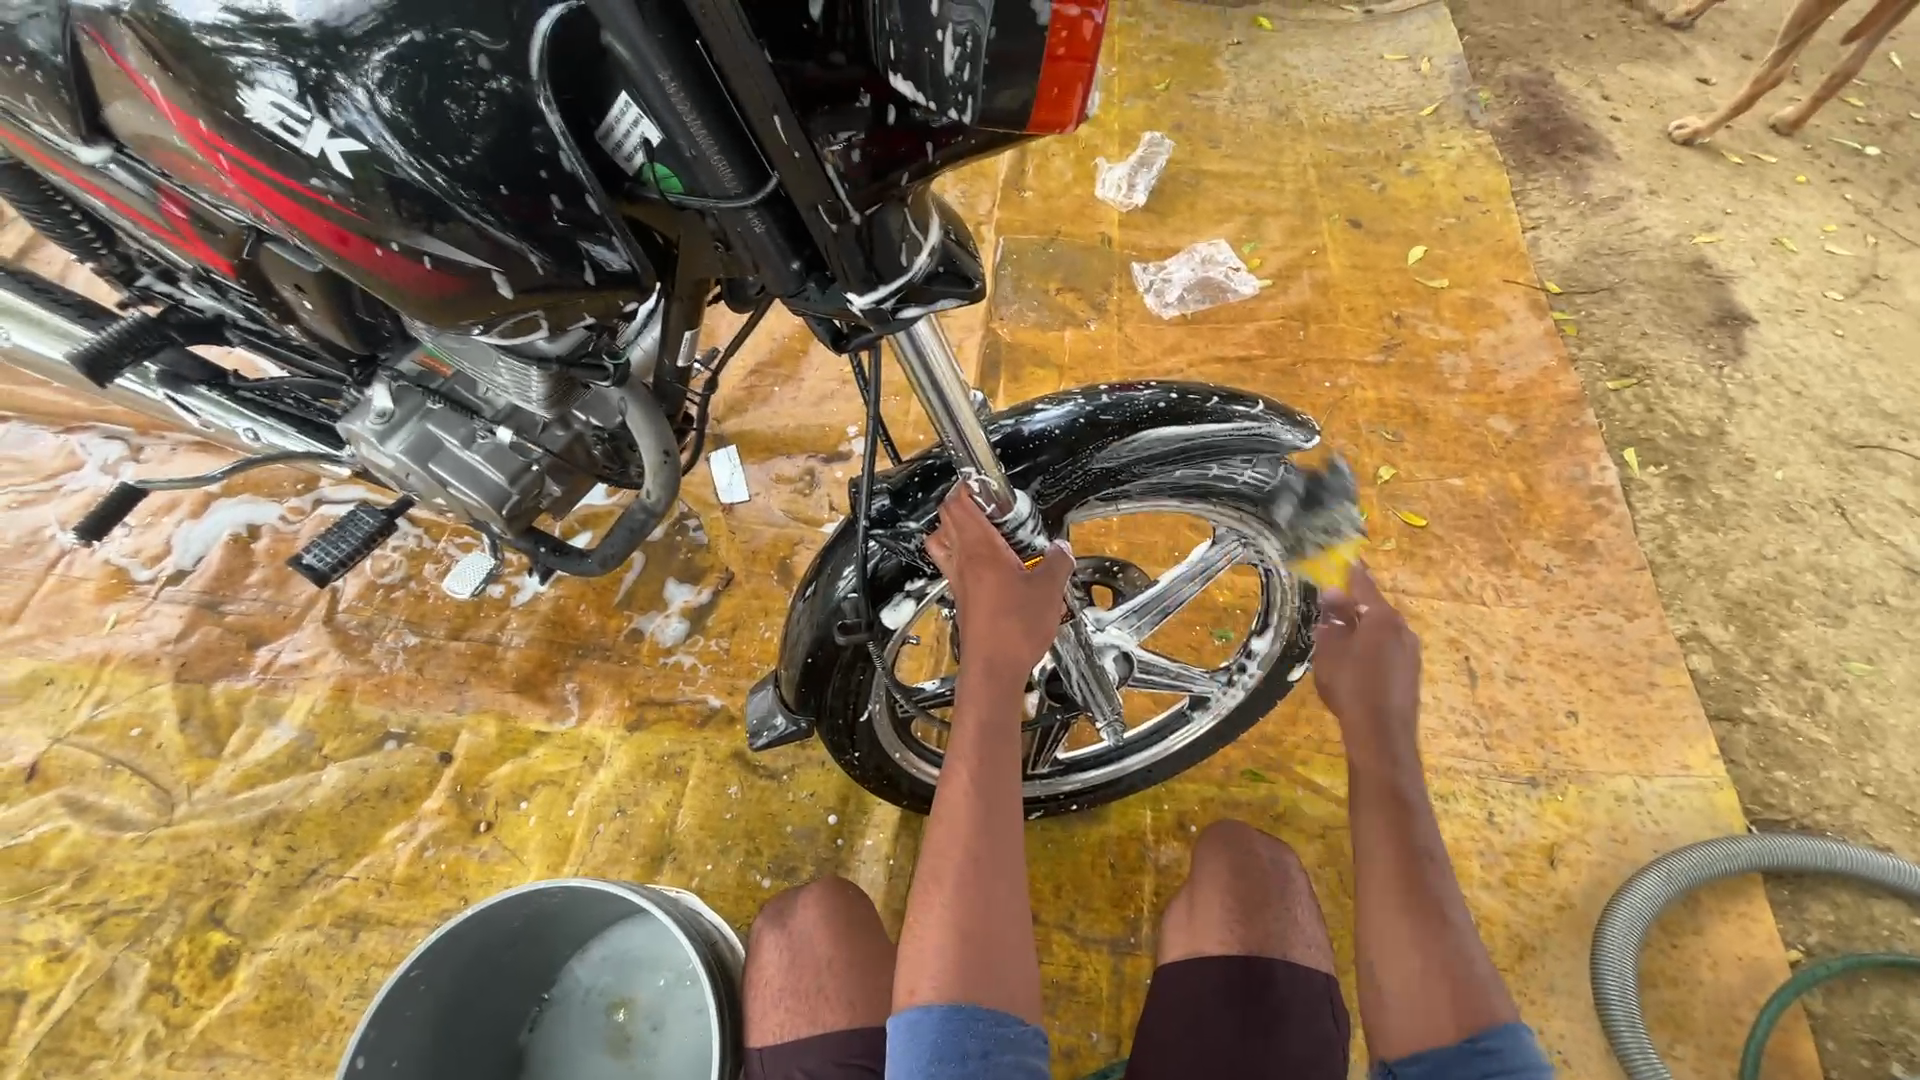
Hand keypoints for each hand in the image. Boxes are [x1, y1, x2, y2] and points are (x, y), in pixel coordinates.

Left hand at [924, 486, 1074, 688]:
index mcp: (979, 549)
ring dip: (959, 530)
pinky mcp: (961, 599)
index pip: (958, 503)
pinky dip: (967, 557)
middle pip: (947, 519)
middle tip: (993, 506)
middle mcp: (962, 561)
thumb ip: (1057, 562)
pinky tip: (994, 567)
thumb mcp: (1049, 589)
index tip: (987, 483)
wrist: (993, 669)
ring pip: (944, 543)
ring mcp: (958, 581)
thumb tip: (1061, 549)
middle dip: (964, 504)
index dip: (967, 486)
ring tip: (989, 532)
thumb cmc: (1014, 629)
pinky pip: (955, 566)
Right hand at [1311, 565, 1421, 770]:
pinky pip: (1388, 647)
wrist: (1381, 734)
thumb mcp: (1331, 649)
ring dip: (1362, 627)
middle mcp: (1402, 629)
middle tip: (1331, 602)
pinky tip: (1356, 659)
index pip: (1364, 585)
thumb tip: (1332, 593)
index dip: (1352, 572)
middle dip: (1354, 604)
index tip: (1346, 558)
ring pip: (1382, 629)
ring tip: (1339, 633)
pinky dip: (1371, 645)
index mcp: (1381, 618)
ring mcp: (1410, 651)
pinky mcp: (1411, 672)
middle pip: (1374, 608)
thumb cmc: (1350, 685)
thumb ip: (1333, 619)